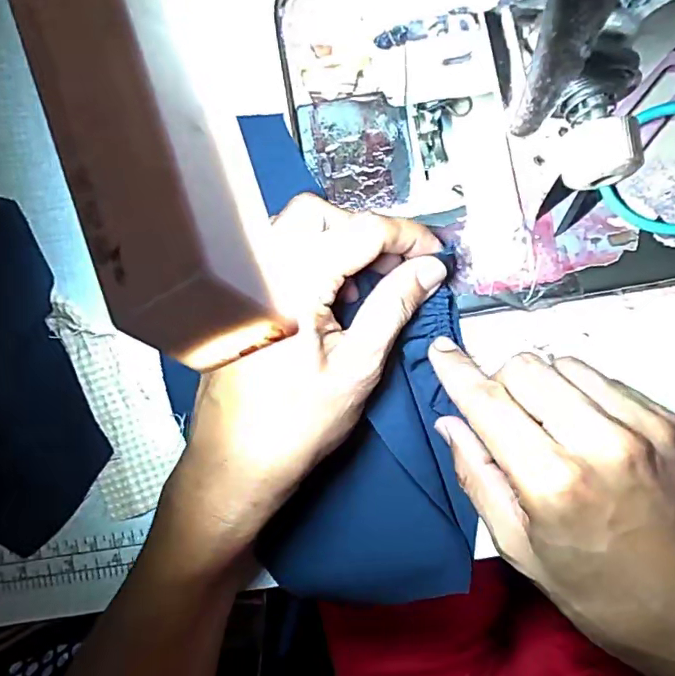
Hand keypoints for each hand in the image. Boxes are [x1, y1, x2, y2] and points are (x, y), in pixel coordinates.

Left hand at [161, 195, 445, 545]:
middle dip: (369, 231)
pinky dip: (317, 259)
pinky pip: (280, 253)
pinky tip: (337, 297)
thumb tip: (429, 269)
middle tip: (404, 265)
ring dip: (342, 243)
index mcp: (290, 284)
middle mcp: (258, 270)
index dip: (408, 236)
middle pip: (322, 214)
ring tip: (371, 285)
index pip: (361, 231)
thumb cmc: (294, 426)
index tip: (437, 253)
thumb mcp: (359, 366)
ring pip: (298, 228)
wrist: (237, 462)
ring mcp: (243, 281)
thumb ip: (395, 306)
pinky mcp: (240, 295)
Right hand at [427, 342, 674, 675]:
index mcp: (554, 483)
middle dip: (504, 383)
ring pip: (570, 365)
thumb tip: (451, 421)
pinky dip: (590, 397)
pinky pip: (613, 382)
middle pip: (528, 366)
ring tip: (555, 427)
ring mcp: (646, 426)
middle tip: (508, 417)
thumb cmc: (601, 596)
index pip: (490, 401)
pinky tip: (596, 434)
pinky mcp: (674, 422)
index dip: (456, 372)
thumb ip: (480, 479)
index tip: (440, 350)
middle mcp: (601, 442)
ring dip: (548, 386)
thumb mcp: (524, 552)